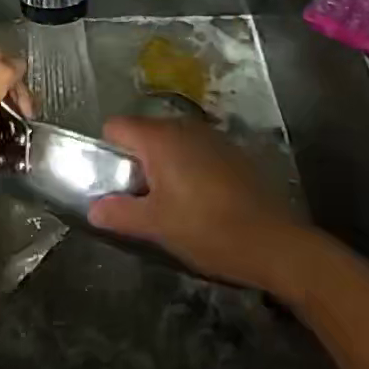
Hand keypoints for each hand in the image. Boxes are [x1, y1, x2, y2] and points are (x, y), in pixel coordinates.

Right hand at [89, 116, 310, 289]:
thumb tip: (94, 209)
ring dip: (162, 167)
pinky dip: (187, 169)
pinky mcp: (231, 151)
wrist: (274, 242)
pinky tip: (199, 202)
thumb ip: (119, 213)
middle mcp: (184, 127)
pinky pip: (195, 151)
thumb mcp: (156, 225)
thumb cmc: (208, 229)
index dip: (107, 151)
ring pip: (170, 143)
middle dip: (135, 162)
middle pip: (143, 133)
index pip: (116, 126)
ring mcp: (211, 136)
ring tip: (169, 205)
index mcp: (160, 139)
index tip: (112, 182)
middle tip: (139, 200)